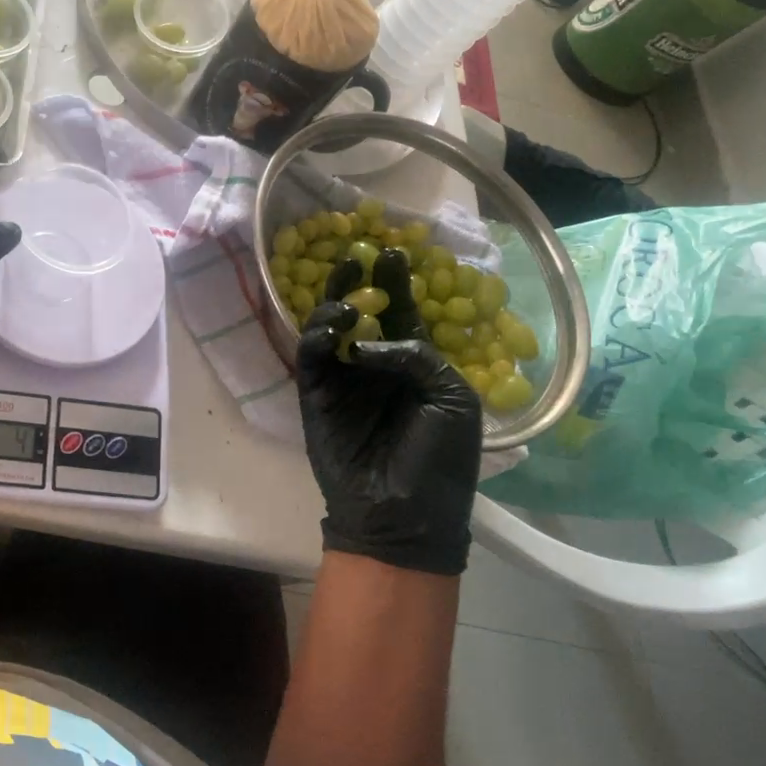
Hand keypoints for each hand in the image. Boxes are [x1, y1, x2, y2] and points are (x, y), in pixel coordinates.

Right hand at [296, 248, 482, 574]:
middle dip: (360, 283)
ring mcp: (343, 380)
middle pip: (363, 314)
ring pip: (330, 328)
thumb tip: (367, 342)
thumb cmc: (439, 461)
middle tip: (357, 256)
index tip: (392, 251)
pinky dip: (317, 333)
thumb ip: (418, 357)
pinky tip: (334, 322)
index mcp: (415, 368)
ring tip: (346, 290)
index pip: (403, 316)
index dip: (397, 285)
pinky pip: (311, 355)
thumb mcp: (454, 401)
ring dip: (334, 303)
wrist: (403, 514)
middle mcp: (376, 367)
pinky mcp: (315, 394)